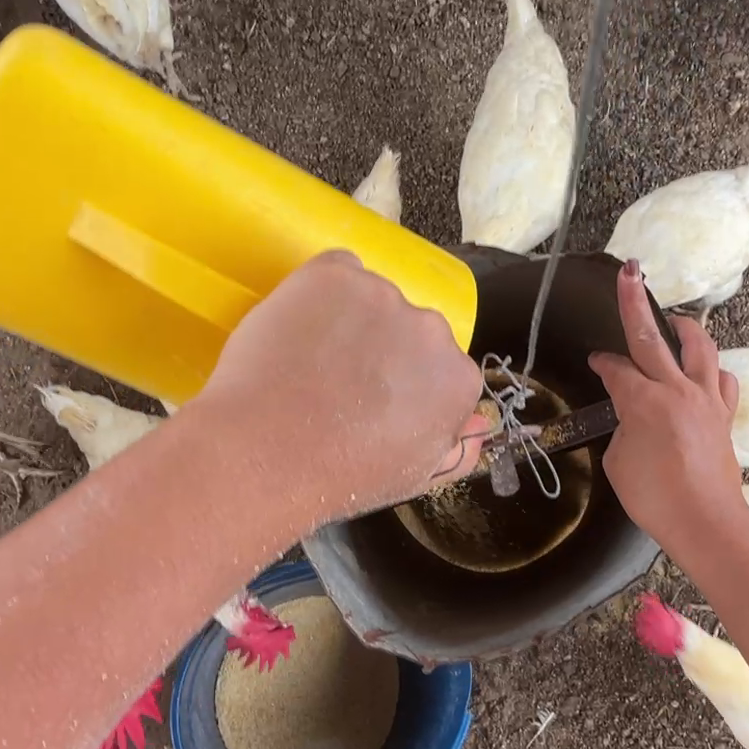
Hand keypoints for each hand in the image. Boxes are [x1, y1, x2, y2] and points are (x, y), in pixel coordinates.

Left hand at [197, 250, 484, 521]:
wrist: (268, 452)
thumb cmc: (344, 475)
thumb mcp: (415, 477)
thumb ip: (459, 449)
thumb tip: (480, 425)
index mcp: (458, 380)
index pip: (443, 372)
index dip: (408, 388)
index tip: (378, 405)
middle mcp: (433, 330)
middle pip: (412, 331)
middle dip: (386, 350)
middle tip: (342, 383)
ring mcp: (383, 295)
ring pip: (373, 301)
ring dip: (353, 321)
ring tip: (312, 361)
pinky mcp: (335, 274)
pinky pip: (338, 272)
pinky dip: (324, 293)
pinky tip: (302, 329)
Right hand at [588, 260, 746, 551]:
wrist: (705, 521)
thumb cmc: (654, 497)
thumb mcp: (619, 461)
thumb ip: (624, 429)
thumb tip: (634, 419)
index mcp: (643, 401)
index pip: (616, 370)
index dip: (602, 364)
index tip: (595, 362)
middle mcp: (676, 389)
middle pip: (652, 337)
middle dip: (634, 303)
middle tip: (628, 273)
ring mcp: (705, 399)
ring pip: (699, 347)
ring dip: (684, 328)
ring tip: (673, 320)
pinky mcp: (724, 414)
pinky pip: (720, 378)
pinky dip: (709, 368)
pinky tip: (702, 370)